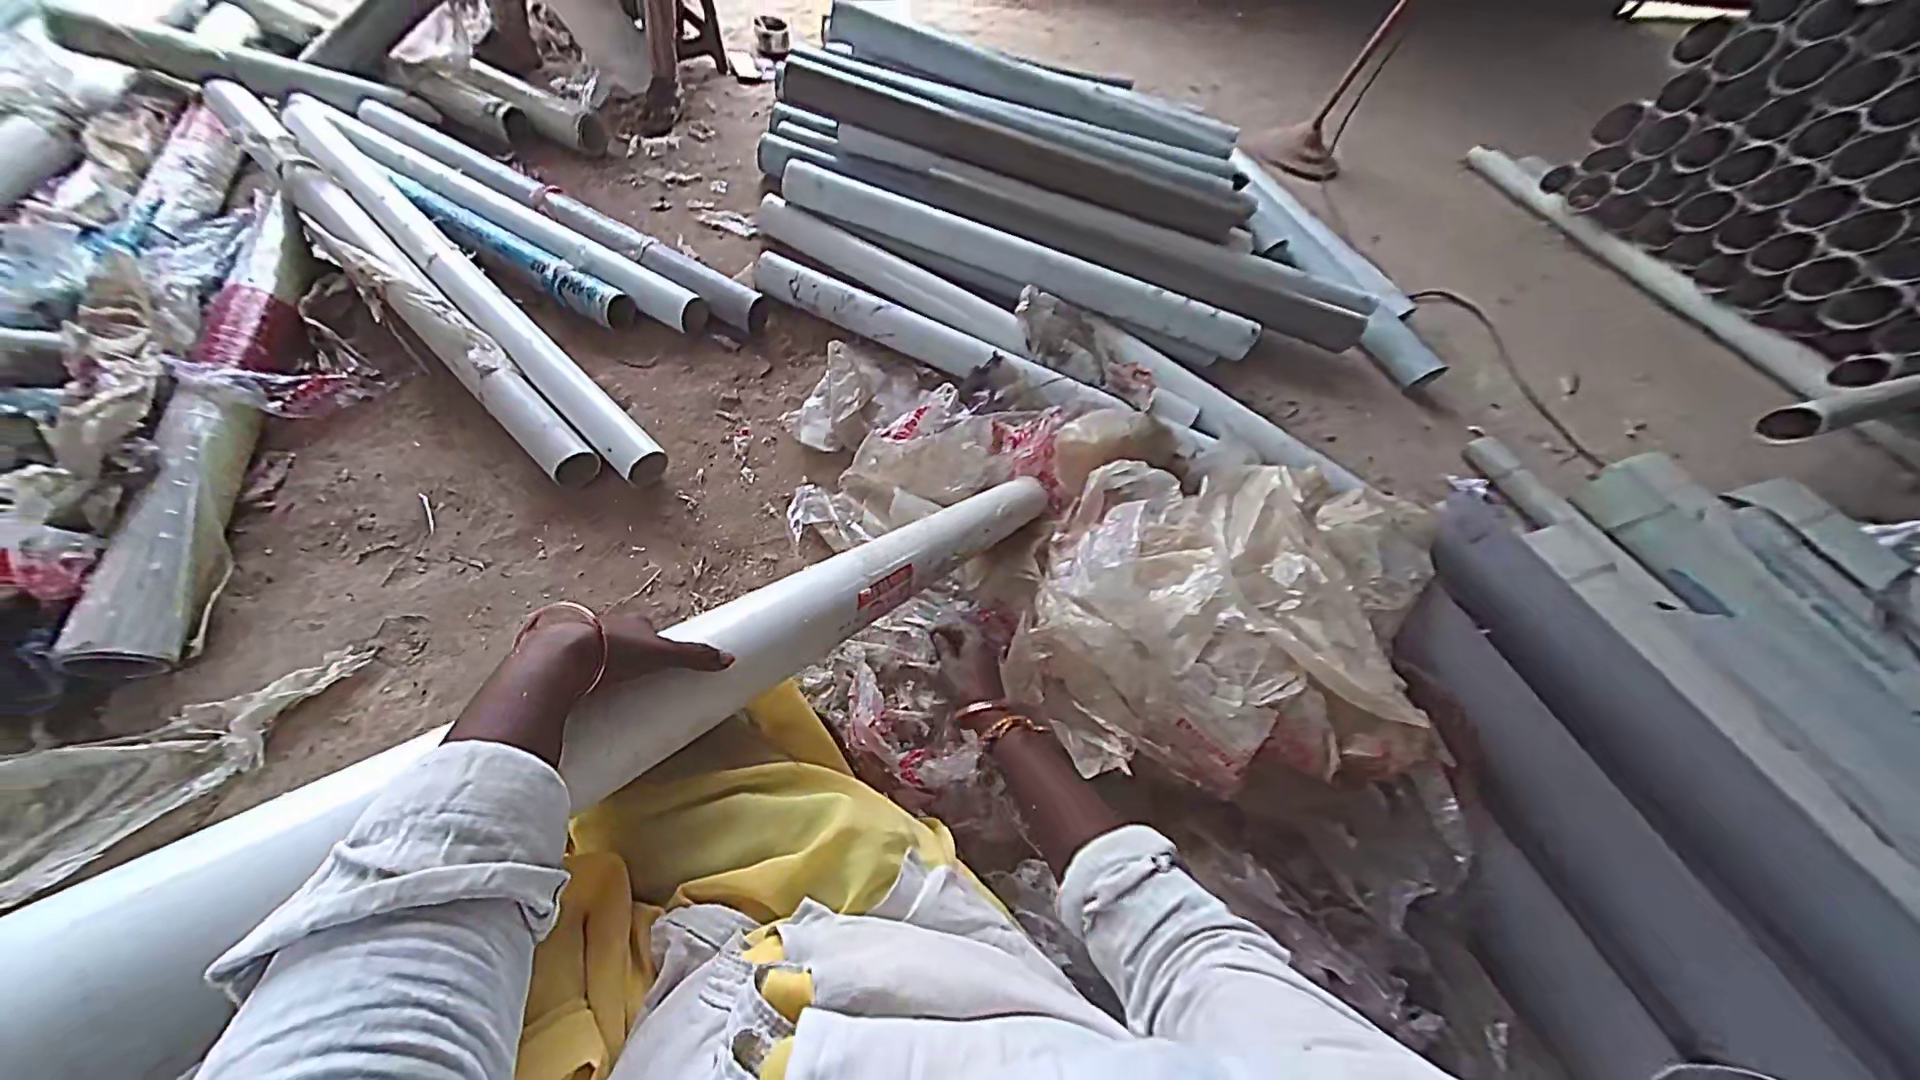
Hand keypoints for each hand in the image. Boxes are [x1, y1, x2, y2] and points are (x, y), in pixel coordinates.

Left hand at [449, 604, 733, 765]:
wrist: (557, 658)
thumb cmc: (611, 650)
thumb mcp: (661, 654)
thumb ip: (694, 657)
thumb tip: (729, 660)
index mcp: (631, 623)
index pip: (648, 631)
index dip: (655, 645)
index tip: (660, 662)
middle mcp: (604, 627)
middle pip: (621, 641)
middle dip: (628, 656)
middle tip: (636, 681)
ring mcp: (577, 643)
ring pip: (593, 654)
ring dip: (599, 667)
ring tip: (608, 693)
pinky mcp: (555, 662)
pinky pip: (569, 670)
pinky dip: (574, 680)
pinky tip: (578, 696)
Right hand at [932, 618, 1005, 710]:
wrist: (985, 711)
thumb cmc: (963, 685)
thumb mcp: (948, 666)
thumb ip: (943, 648)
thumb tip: (938, 636)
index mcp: (975, 640)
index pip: (959, 625)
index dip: (943, 627)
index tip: (930, 631)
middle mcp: (985, 644)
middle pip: (966, 633)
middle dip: (950, 634)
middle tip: (934, 639)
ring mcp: (989, 656)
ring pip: (970, 644)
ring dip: (956, 645)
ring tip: (940, 649)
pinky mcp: (989, 668)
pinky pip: (974, 654)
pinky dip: (962, 653)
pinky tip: (952, 659)